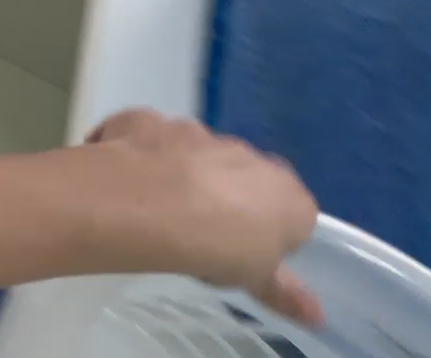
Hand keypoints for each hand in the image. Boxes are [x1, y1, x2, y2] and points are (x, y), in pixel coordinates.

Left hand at [84, 109, 322, 324]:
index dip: (262, 224)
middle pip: (235, 169)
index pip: (286, 207)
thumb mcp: (254, 279)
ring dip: (175, 163)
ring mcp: (190, 130)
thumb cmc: (215, 247)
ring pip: (188, 145)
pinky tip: (116, 166)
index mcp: (287, 193)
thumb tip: (314, 314)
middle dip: (218, 187)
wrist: (146, 203)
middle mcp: (243, 152)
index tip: (238, 242)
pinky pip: (140, 129)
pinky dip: (131, 143)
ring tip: (150, 195)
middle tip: (192, 218)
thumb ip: (283, 289)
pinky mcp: (143, 117)